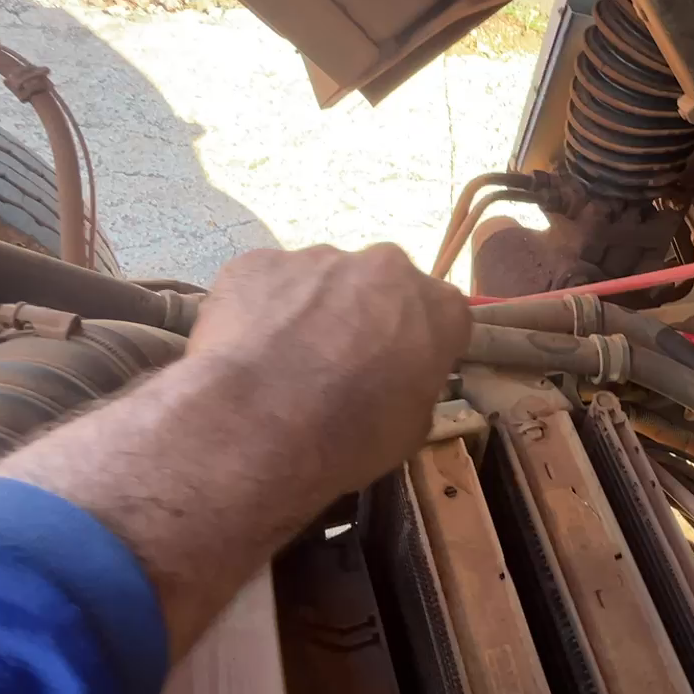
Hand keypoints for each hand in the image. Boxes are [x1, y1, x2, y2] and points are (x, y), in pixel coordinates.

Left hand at [185, 244, 471, 495]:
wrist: (260, 428)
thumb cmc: (354, 436)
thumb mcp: (413, 427)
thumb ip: (414, 386)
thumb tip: (396, 382)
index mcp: (441, 307)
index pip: (443, 317)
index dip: (420, 344)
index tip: (401, 370)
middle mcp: (388, 267)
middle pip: (384, 286)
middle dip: (368, 316)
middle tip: (342, 364)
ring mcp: (322, 257)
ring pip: (324, 280)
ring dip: (315, 310)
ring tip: (286, 362)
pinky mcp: (260, 262)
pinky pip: (269, 282)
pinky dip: (263, 310)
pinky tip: (249, 351)